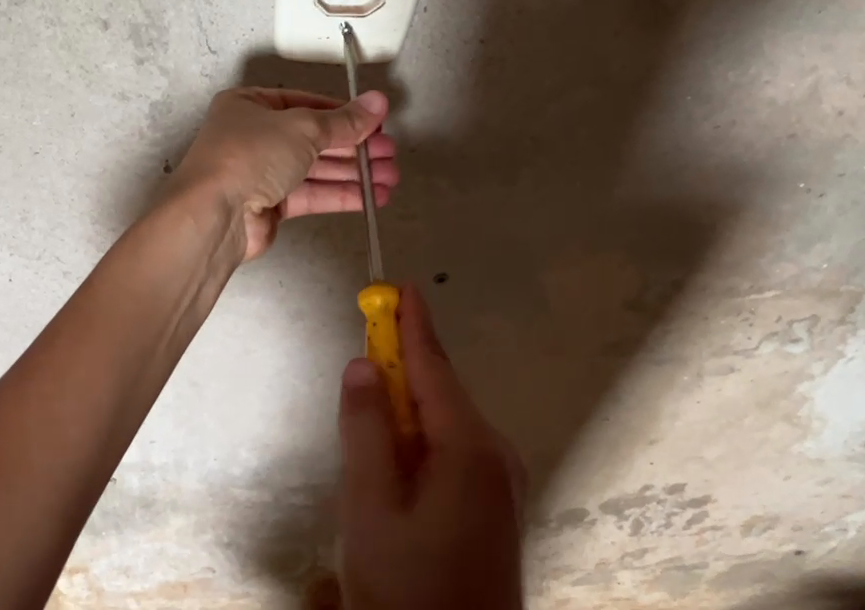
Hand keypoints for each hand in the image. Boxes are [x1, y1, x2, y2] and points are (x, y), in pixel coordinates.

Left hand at [169, 87, 396, 261]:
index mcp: (251, 105)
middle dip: (354, 146)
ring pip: (315, 169)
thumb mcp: (303, 128)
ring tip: (389, 178)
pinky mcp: (269, 206)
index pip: (306, 104)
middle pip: (314, 138)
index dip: (343, 113)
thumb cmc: (246, 157)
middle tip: (389, 153)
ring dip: (354, 173)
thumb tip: (377, 102)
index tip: (376, 122)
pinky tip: (370, 197)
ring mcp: (260, 173)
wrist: (214, 215)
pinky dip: (341, 195)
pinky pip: (311, 195)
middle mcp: (253, 137)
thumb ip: (344, 120)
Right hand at [338, 286, 524, 609]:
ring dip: (405, 414)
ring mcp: (501, 484)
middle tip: (363, 357)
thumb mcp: (370, 508)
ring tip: (368, 438)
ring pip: (444, 425)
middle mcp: (496, 454)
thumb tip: (363, 364)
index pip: (433, 366)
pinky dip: (419, 443)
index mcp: (470, 447)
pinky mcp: (495, 508)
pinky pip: (453, 453)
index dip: (410, 324)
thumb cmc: (406, 587)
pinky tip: (394, 471)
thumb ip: (365, 429)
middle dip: (400, 370)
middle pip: (440, 393)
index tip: (398, 284)